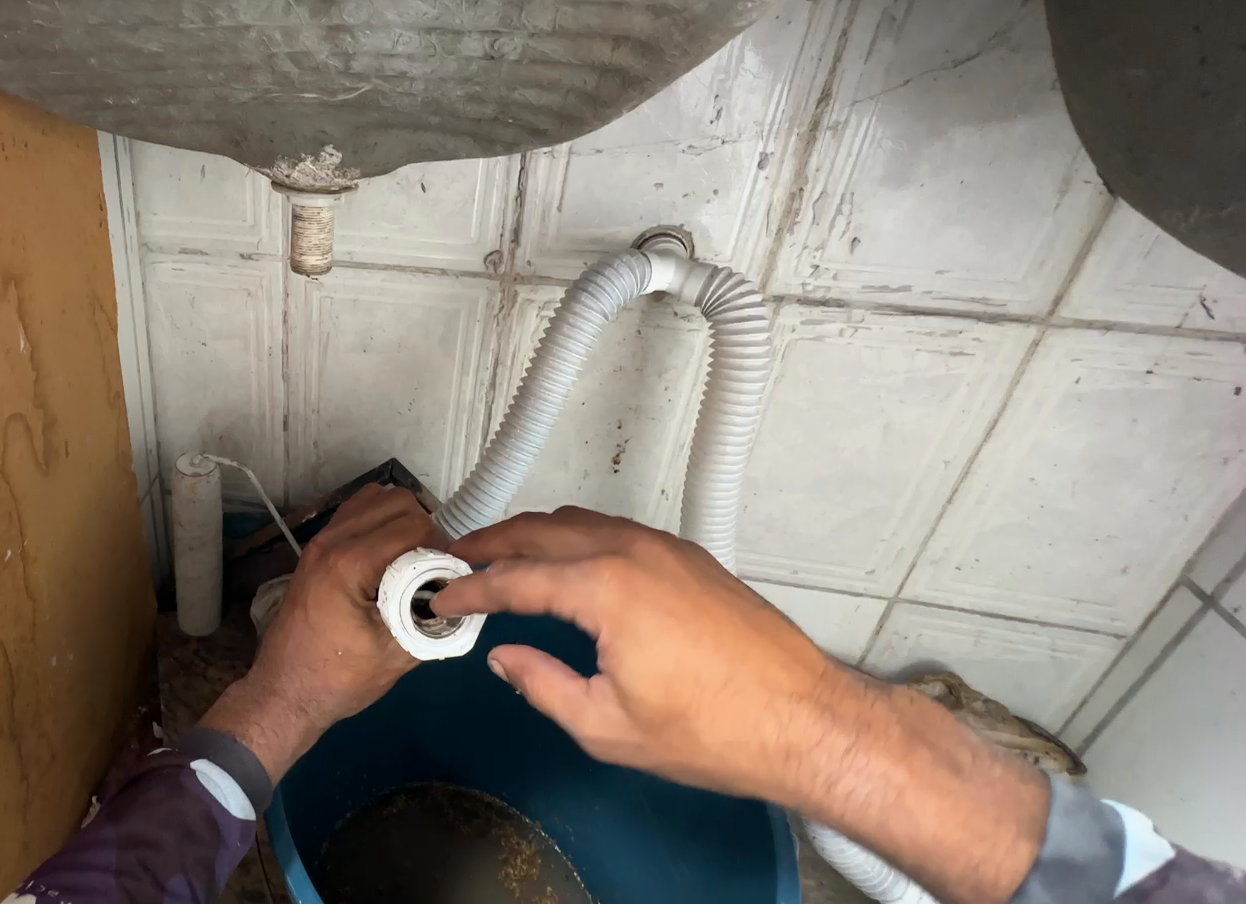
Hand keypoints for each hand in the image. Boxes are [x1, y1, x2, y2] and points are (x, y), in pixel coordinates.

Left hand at [199, 485, 438, 779]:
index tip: (449, 573)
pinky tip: (388, 556)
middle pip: (394, 500)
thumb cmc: (339, 678)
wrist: (285, 691)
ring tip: (412, 556)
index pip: (413, 524)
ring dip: (399, 518)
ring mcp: (320, 540)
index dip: (440, 545)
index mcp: (350, 563)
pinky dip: (378, 521)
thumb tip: (462, 594)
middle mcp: (332, 540)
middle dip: (423, 526)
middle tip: (433, 563)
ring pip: (372, 497)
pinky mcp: (316, 547)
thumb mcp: (396, 655)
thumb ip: (433, 620)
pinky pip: (354, 512)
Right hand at [432, 507, 1049, 903]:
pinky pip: (608, 526)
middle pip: (535, 529)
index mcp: (600, 587)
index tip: (440, 601)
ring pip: (572, 519)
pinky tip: (563, 558)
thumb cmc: (707, 733)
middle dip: (487, 542)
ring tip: (499, 553)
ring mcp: (658, 543)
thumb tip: (502, 654)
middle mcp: (624, 548)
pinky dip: (569, 534)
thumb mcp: (608, 727)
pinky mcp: (683, 550)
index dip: (468, 590)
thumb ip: (541, 684)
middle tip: (454, 558)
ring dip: (528, 532)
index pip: (512, 579)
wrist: (812, 722)